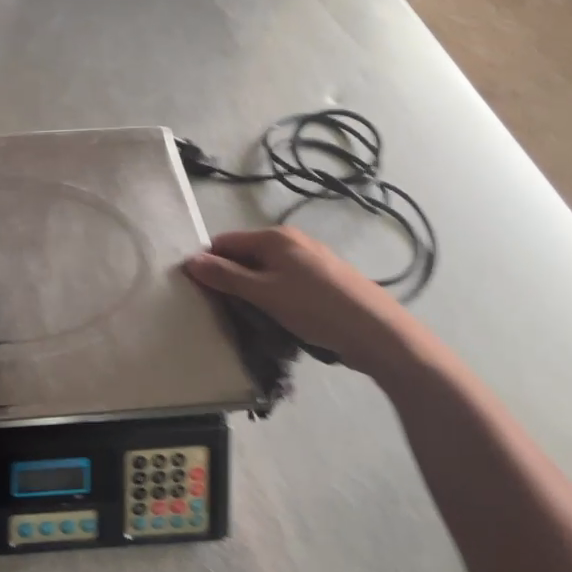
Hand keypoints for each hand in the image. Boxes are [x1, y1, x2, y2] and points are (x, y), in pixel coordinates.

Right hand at [183, 226, 426, 377]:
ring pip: (268, 270)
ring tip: (259, 317)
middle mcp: (293, 240)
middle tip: (231, 308)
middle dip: (234, 279)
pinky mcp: (329, 278)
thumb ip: (225, 277)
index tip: (204, 291)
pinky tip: (287, 317)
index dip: (210, 264)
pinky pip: (289, 280)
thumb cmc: (315, 308)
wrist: (380, 334)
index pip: (224, 242)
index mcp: (274, 237)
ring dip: (257, 290)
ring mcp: (314, 258)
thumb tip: (190, 261)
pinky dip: (279, 295)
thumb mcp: (263, 293)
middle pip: (247, 254)